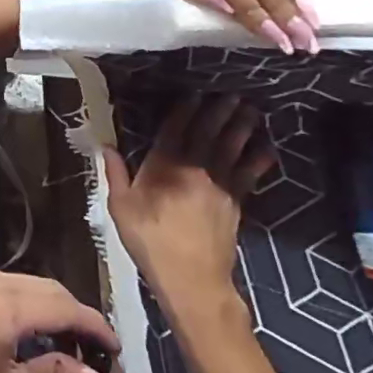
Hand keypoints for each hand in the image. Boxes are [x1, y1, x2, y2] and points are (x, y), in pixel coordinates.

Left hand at [0, 267, 118, 372]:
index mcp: (8, 306)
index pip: (67, 308)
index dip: (95, 326)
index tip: (115, 349)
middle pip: (53, 289)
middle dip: (78, 316)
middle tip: (95, 350)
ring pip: (34, 283)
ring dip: (56, 307)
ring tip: (70, 343)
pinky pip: (15, 283)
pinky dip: (34, 301)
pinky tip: (36, 328)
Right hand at [103, 95, 273, 313]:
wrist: (192, 280)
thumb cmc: (151, 243)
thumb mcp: (121, 209)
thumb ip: (115, 174)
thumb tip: (105, 146)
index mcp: (164, 166)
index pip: (175, 129)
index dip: (185, 109)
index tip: (194, 93)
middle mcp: (194, 167)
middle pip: (208, 131)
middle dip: (219, 110)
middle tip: (231, 92)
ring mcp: (219, 183)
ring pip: (232, 147)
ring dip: (242, 126)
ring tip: (250, 109)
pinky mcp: (236, 201)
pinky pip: (250, 174)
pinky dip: (259, 159)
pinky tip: (267, 147)